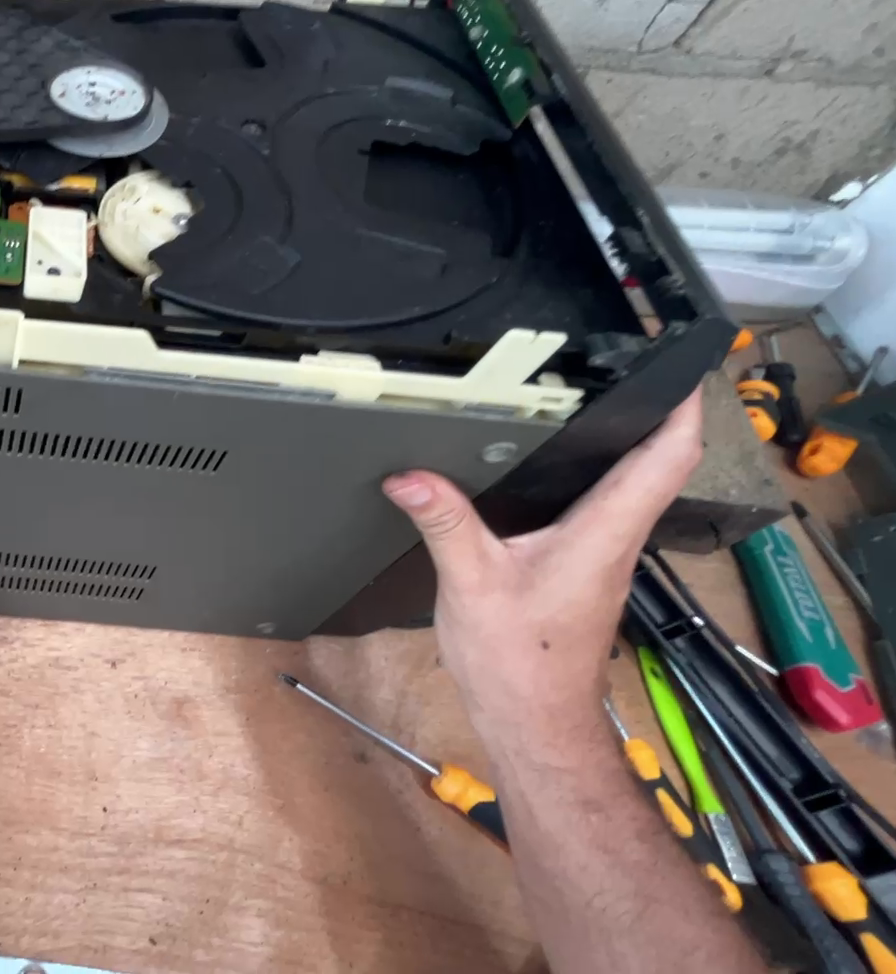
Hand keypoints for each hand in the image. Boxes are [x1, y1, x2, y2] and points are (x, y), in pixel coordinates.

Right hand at [381, 390, 703, 744]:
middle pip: (647, 464)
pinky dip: (572, 477)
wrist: (532, 716)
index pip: (662, 460)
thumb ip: (446, 522)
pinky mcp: (573, 568)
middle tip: (604, 368)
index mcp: (602, 534)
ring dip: (606, 444)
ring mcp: (596, 556)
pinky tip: (527, 471)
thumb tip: (407, 475)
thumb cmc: (518, 658)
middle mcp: (611, 539)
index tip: (669, 366)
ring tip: (567, 402)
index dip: (675, 409)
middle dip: (639, 413)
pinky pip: (586, 509)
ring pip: (618, 486)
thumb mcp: (472, 583)